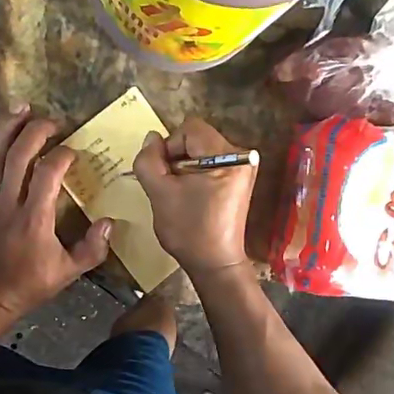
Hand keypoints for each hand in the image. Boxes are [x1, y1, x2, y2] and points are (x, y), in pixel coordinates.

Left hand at [0, 107, 111, 316]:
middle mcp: (7, 202)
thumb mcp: (68, 272)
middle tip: (53, 121)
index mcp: (34, 218)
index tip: (74, 151)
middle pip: (18, 155)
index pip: (48, 173)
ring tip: (21, 109)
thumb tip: (109, 221)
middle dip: (36, 132)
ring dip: (6, 129)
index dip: (63, 156)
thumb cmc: (30, 284)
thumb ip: (92, 248)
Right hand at [134, 118, 254, 277]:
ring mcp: (243, 170)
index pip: (189, 129)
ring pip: (202, 152)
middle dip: (178, 158)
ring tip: (181, 194)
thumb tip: (152, 139)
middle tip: (171, 186)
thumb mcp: (159, 192)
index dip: (170, 147)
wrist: (216, 263)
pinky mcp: (240, 182)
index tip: (165, 174)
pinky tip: (192, 197)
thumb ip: (149, 160)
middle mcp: (242, 157)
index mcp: (228, 156)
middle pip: (197, 139)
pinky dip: (196, 175)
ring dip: (185, 168)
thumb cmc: (189, 229)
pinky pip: (211, 165)